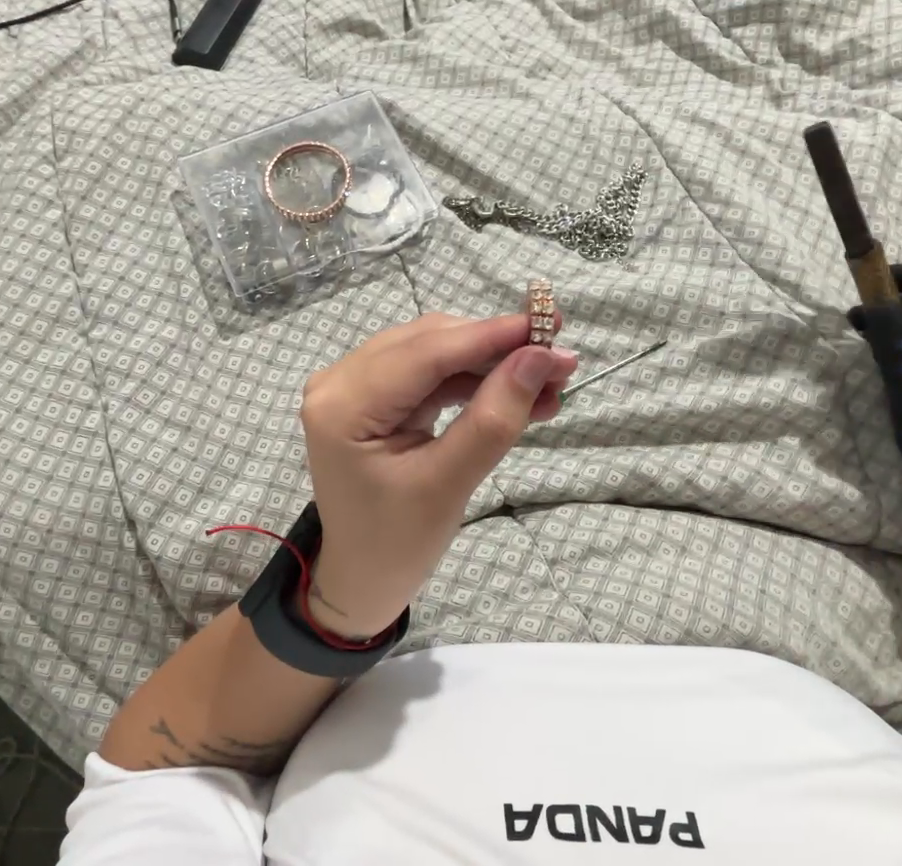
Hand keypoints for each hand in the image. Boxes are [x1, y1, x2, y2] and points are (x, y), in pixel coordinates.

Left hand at [299, 313, 577, 636]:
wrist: (361, 577)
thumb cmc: (397, 543)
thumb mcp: (449, 484)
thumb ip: (493, 418)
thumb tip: (539, 357)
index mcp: (343, 404)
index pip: (426, 352)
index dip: (492, 334)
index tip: (552, 323)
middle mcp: (339, 381)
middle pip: (430, 343)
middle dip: (498, 349)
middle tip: (563, 362)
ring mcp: (353, 385)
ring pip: (434, 353)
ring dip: (492, 364)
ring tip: (550, 384)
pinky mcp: (371, 395)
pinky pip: (429, 374)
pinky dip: (474, 381)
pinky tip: (518, 393)